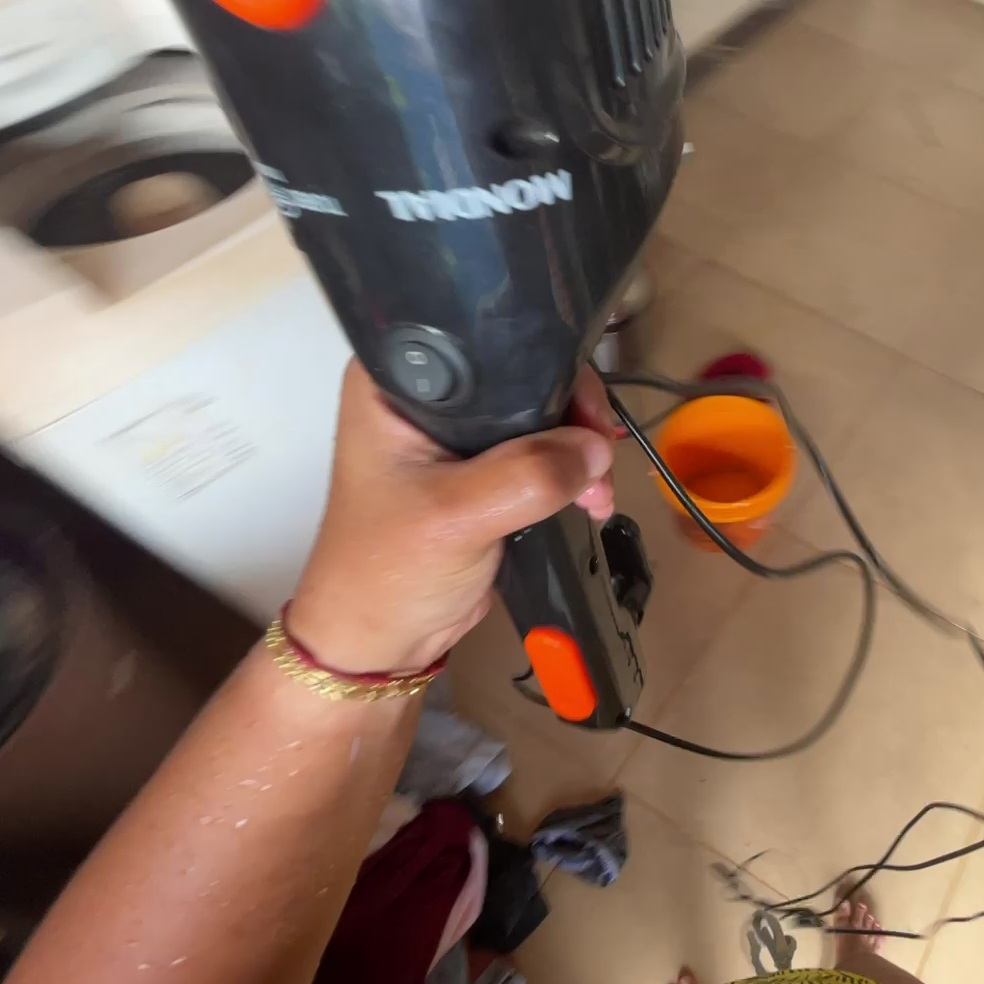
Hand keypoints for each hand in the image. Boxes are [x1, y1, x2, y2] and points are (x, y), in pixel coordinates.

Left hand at [286, 361, 618, 672]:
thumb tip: (598, 448)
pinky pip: (546, 454)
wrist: (382, 638)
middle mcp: (433, 397)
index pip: (490, 345)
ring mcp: (462, 435)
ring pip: (545, 419)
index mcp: (400, 382)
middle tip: (601, 459)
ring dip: (582, 453)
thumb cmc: (390, 569)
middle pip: (528, 379)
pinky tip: (591, 501)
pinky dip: (574, 475)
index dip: (547, 369)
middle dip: (575, 420)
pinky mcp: (487, 469)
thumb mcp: (456, 516)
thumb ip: (527, 476)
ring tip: (598, 497)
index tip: (587, 416)